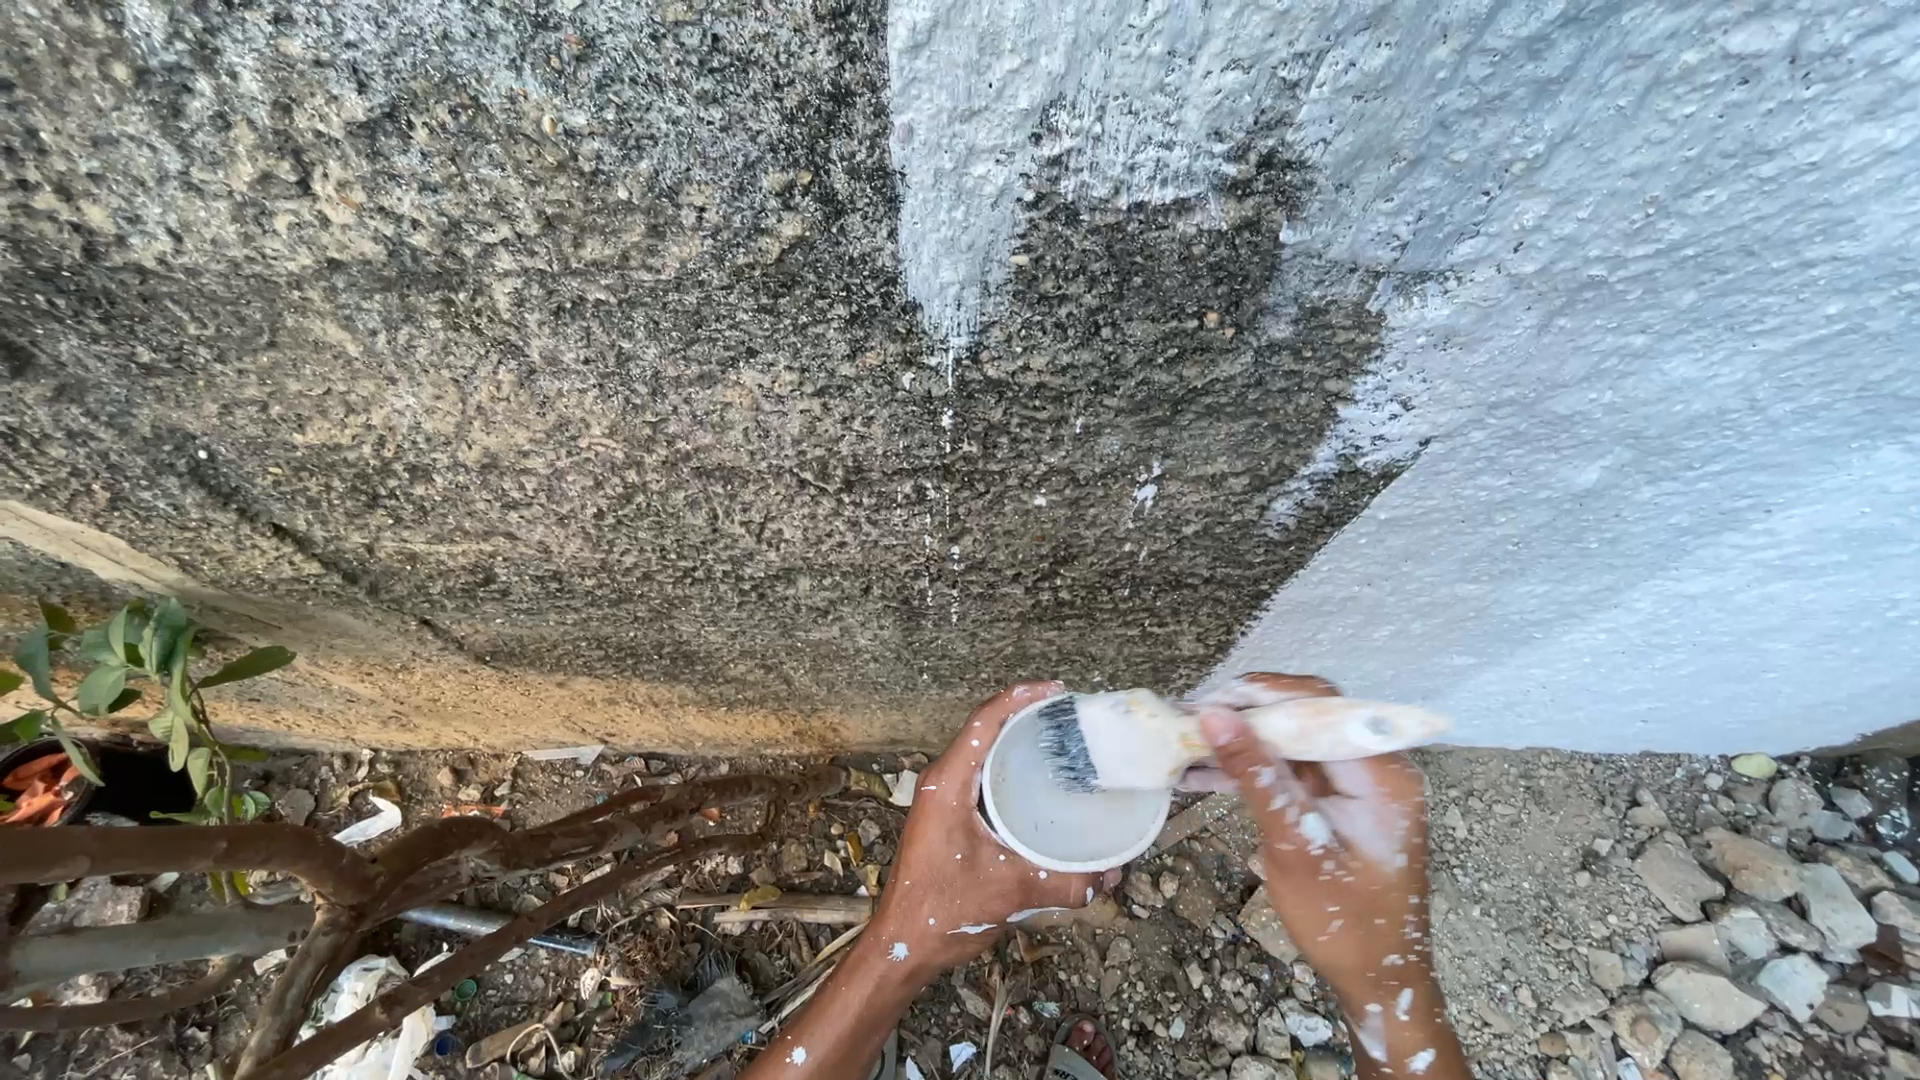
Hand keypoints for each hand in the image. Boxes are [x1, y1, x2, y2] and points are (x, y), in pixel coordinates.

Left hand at [872, 681, 1112, 975]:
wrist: (902, 944)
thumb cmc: (943, 911)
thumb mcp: (1011, 891)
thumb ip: (1065, 883)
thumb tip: (1110, 873)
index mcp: (948, 783)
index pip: (984, 721)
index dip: (1019, 697)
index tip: (1055, 689)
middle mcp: (941, 781)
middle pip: (983, 728)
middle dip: (1021, 711)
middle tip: (1064, 711)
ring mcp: (941, 797)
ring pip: (979, 750)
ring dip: (1011, 737)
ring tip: (1053, 736)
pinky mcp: (945, 813)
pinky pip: (978, 773)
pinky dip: (1004, 764)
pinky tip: (1032, 779)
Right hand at [1198, 673, 1469, 1079]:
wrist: (1377, 982)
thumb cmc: (1343, 922)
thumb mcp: (1294, 846)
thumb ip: (1256, 774)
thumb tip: (1213, 714)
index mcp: (1382, 773)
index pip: (1320, 704)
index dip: (1262, 692)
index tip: (1209, 699)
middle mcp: (1377, 766)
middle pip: (1305, 714)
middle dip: (1245, 712)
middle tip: (1192, 716)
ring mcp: (1358, 782)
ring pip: (1292, 738)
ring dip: (1242, 739)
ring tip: (1187, 741)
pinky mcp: (1339, 798)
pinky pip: (1290, 765)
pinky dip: (1252, 766)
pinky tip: (1204, 772)